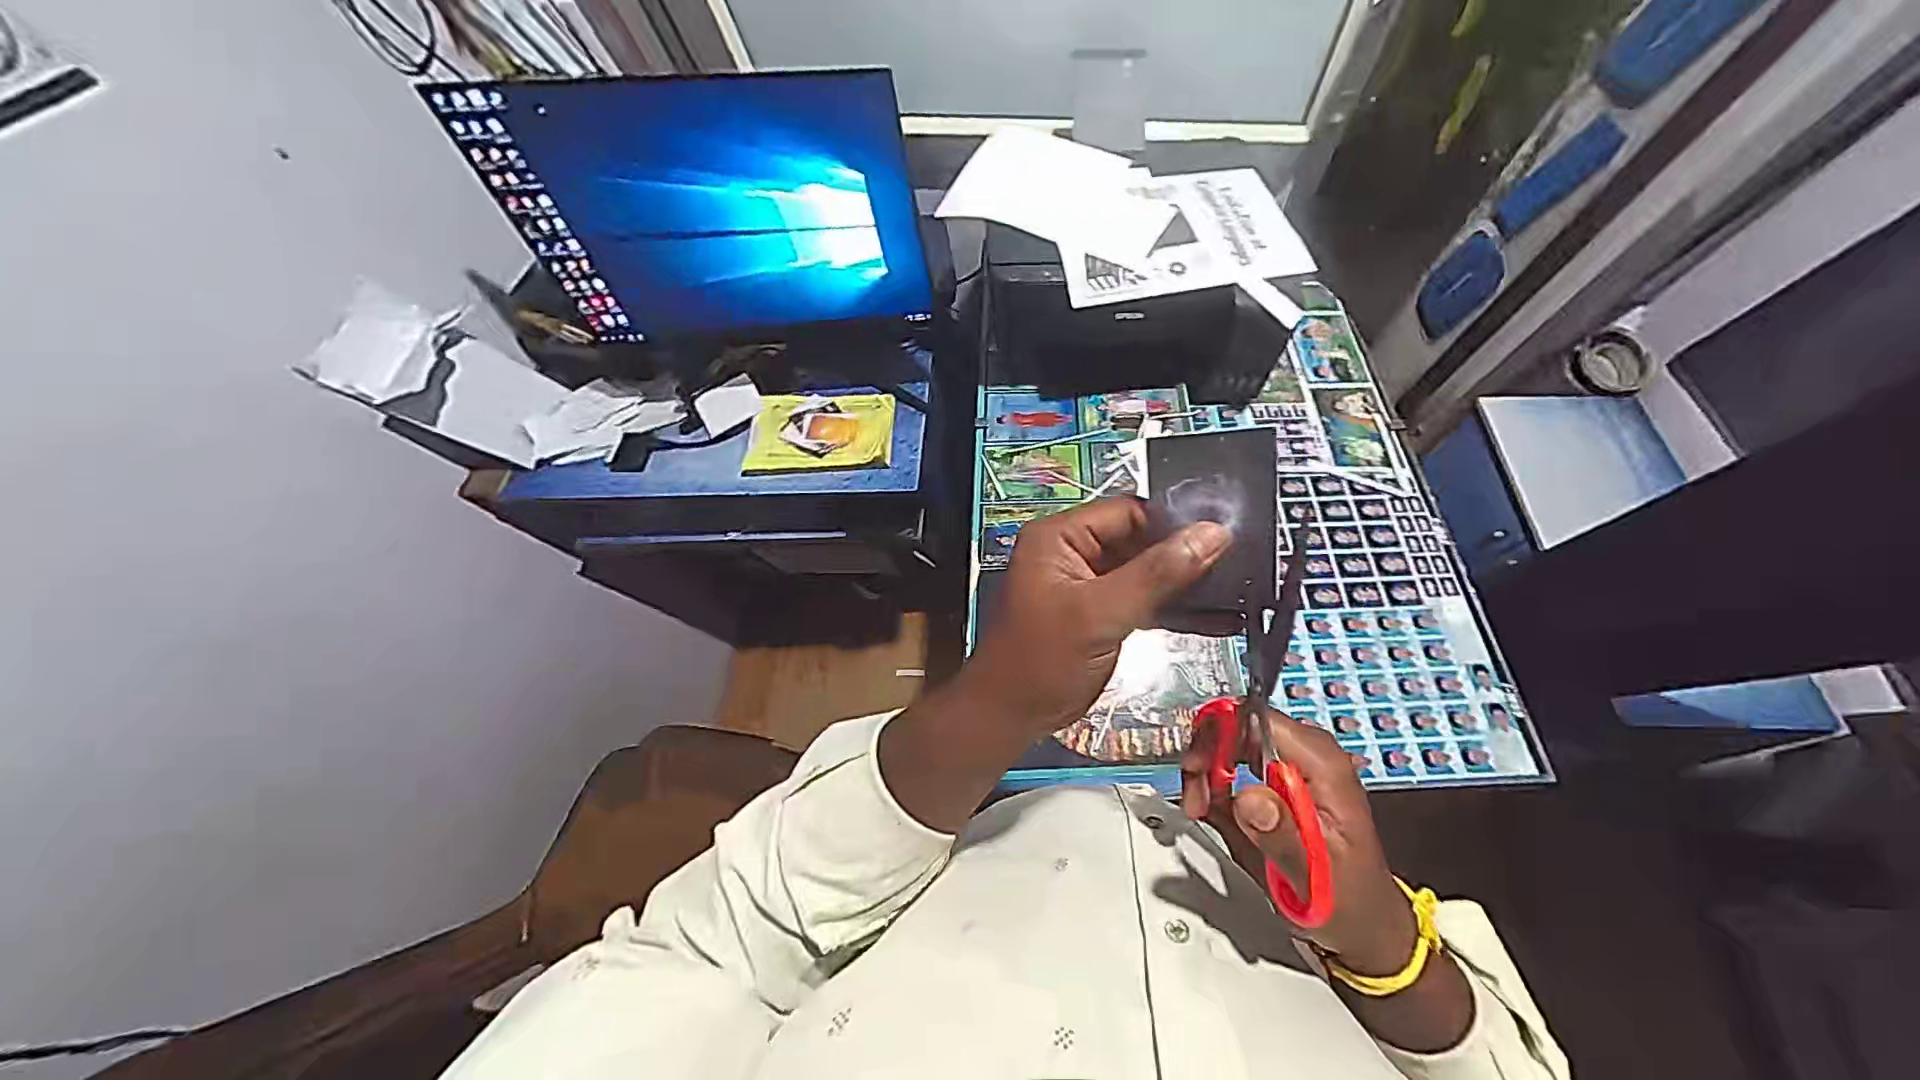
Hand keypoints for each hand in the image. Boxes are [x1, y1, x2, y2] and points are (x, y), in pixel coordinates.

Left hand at [966, 497, 1232, 736]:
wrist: (1012, 715)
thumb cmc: (1042, 659)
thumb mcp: (1099, 613)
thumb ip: (1156, 574)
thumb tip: (1212, 534)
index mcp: (1060, 537)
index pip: (1127, 512)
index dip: (1173, 521)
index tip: (1224, 534)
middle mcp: (1074, 553)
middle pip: (1140, 540)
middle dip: (1185, 553)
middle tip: (1240, 561)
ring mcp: (1090, 584)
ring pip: (1147, 571)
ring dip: (1184, 583)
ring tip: (1238, 587)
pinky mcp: (1103, 613)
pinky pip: (1144, 600)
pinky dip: (1174, 608)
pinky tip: (1216, 615)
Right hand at [1180, 705, 1415, 973]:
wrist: (1364, 922)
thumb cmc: (1354, 901)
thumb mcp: (1317, 875)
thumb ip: (1281, 836)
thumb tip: (1249, 797)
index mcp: (1322, 762)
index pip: (1254, 719)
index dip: (1218, 738)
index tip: (1202, 774)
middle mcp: (1302, 753)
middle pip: (1233, 724)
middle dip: (1205, 756)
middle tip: (1197, 796)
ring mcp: (1283, 763)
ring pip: (1223, 739)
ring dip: (1202, 771)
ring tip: (1201, 807)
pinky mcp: (1267, 778)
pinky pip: (1224, 762)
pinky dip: (1207, 782)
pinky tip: (1208, 808)